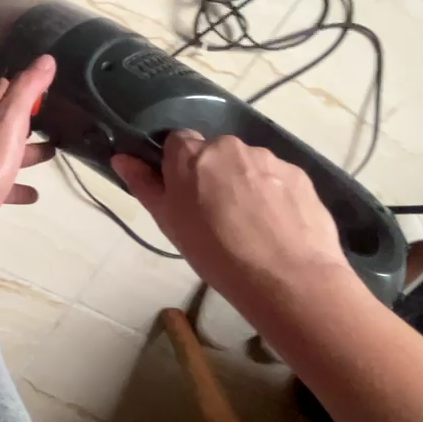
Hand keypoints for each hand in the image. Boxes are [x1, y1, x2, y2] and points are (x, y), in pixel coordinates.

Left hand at [0, 55, 58, 242]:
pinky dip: (19, 186)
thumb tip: (46, 58)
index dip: (23, 85)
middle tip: (56, 119)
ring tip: (52, 152)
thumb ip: (27, 90)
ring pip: (6, 152)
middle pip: (5, 123)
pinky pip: (4, 184)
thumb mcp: (9, 120)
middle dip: (28, 120)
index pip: (2, 91)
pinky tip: (34, 193)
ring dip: (26, 152)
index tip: (47, 83)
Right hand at [111, 131, 350, 308]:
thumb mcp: (168, 221)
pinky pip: (278, 177)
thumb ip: (143, 184)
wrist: (288, 280)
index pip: (177, 141)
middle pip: (215, 151)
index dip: (179, 165)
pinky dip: (275, 193)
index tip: (185, 192)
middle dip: (214, 173)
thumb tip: (121, 157)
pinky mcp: (301, 176)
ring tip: (252, 222)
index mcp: (190, 153)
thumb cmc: (215, 251)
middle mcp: (228, 146)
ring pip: (248, 164)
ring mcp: (268, 159)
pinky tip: (277, 225)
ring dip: (245, 182)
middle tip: (217, 211)